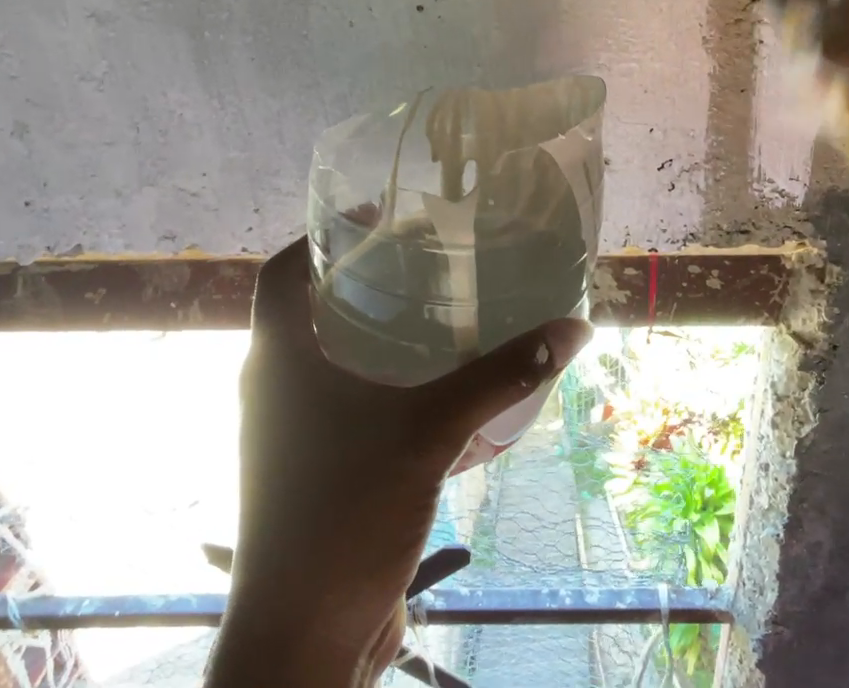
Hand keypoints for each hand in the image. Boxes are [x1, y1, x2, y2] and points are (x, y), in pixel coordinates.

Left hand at [207, 238, 591, 686]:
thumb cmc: (347, 513)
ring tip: (440, 317)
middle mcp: (275, 391)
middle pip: (310, 312)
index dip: (322, 236)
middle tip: (424, 261)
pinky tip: (440, 392)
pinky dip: (388, 386)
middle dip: (362, 281)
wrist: (306, 633)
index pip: (281, 273)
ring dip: (377, 337)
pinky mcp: (316, 472)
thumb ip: (502, 377)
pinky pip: (350, 407)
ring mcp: (292, 436)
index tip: (375, 215)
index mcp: (278, 362)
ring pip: (332, 363)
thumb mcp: (431, 432)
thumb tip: (573, 328)